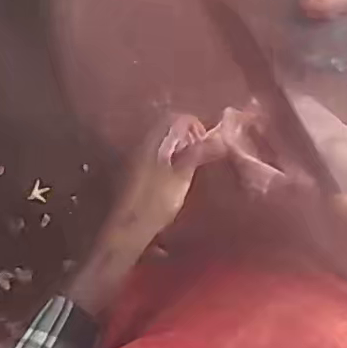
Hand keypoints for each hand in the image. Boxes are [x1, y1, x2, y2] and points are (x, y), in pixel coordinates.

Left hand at [98, 113, 215, 249]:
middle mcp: (143, 144)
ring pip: (161, 142)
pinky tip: (178, 174)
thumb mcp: (181, 178)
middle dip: (188, 135)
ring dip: (179, 147)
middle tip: (204, 151)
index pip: (175, 118)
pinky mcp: (135, 172)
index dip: (194, 124)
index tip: (208, 140)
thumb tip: (217, 138)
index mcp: (153, 142)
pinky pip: (156, 154)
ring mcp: (137, 158)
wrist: (128, 229)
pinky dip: (170, 157)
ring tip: (194, 163)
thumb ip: (196, 155)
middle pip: (167, 127)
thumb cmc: (156, 202)